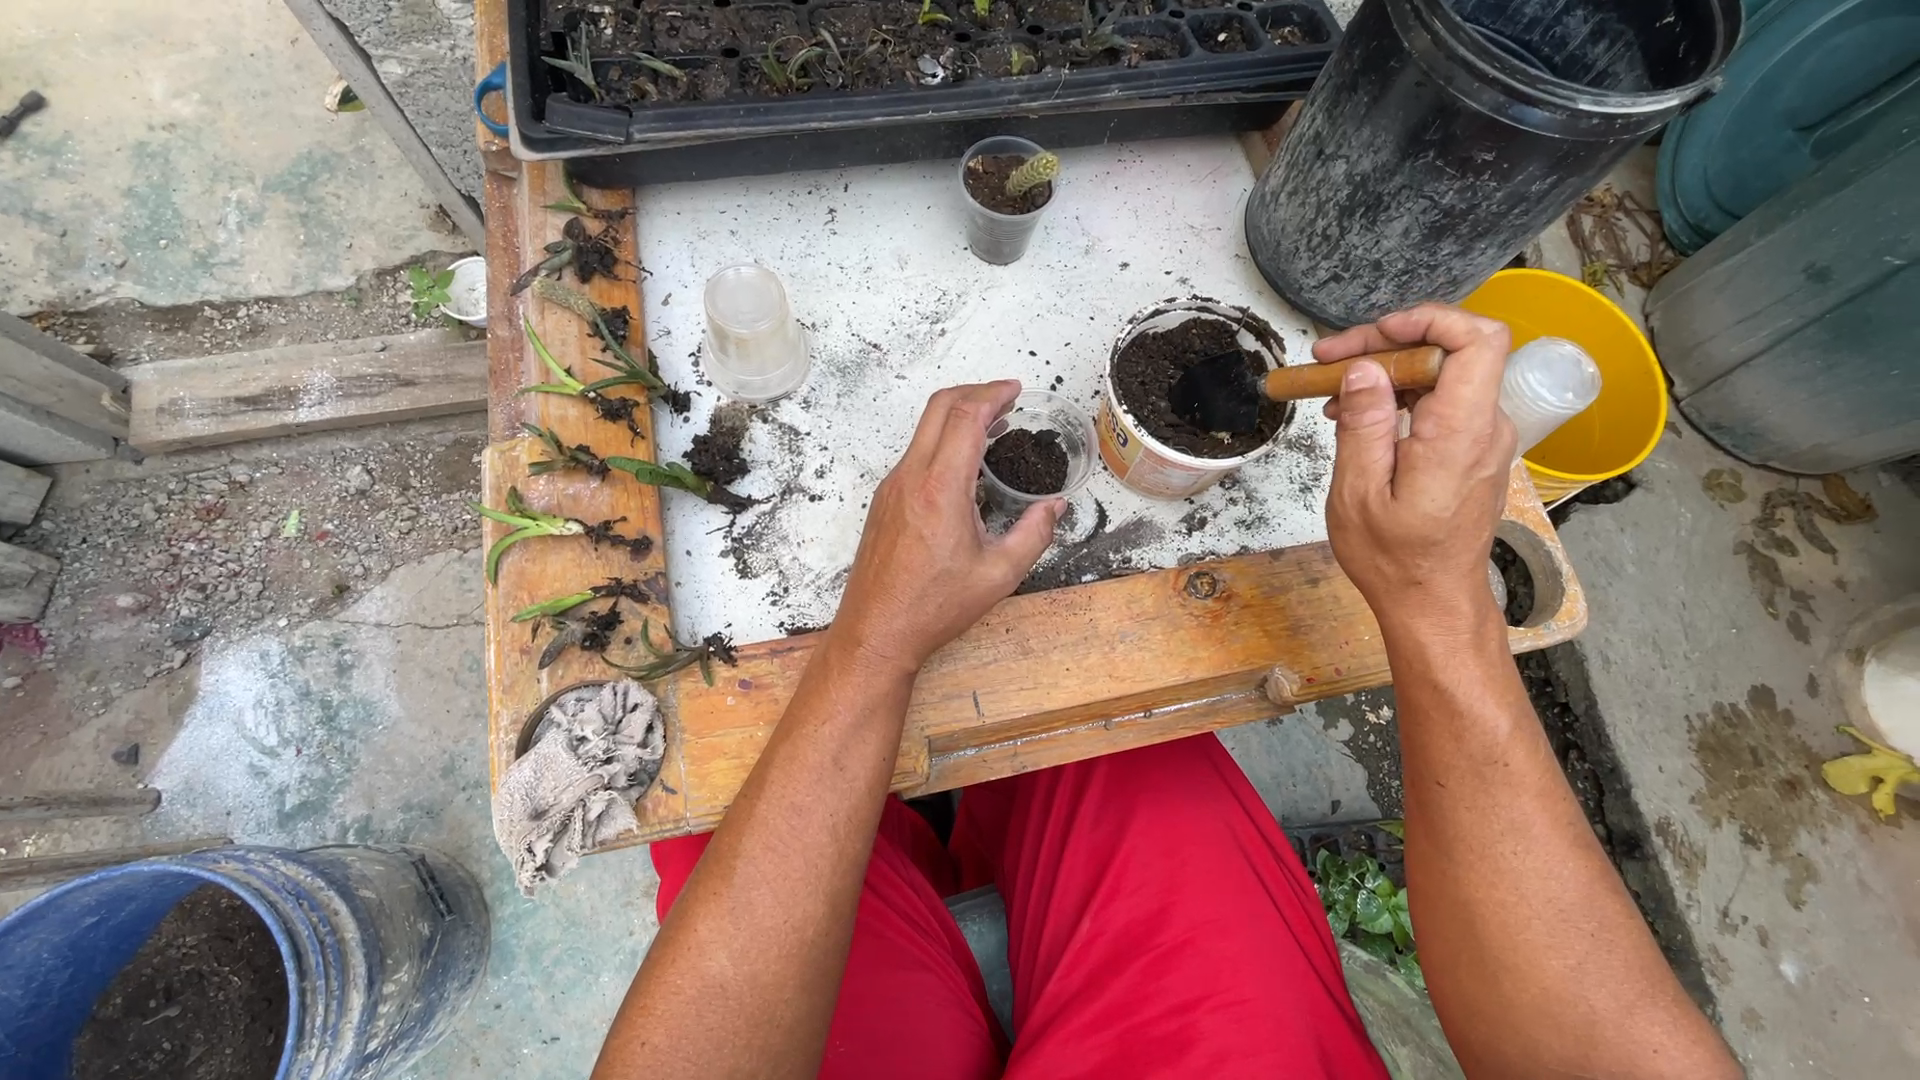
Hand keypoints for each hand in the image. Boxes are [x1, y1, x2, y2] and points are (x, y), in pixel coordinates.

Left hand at [831, 381, 1064, 675]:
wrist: (877, 631)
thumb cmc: (932, 608)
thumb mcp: (999, 575)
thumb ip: (1034, 534)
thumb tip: (1054, 507)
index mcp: (940, 488)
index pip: (966, 416)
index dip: (994, 394)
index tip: (1015, 390)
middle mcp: (910, 478)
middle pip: (939, 407)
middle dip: (975, 392)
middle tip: (1006, 398)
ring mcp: (892, 487)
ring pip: (923, 429)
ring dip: (957, 416)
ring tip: (991, 427)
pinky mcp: (885, 501)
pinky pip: (914, 454)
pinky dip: (941, 441)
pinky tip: (963, 463)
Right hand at [1313, 304, 1516, 635]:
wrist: (1432, 600)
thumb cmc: (1392, 557)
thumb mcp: (1358, 493)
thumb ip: (1364, 426)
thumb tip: (1364, 371)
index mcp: (1459, 432)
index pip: (1477, 340)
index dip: (1429, 319)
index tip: (1374, 333)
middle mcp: (1485, 427)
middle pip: (1451, 353)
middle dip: (1387, 346)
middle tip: (1327, 361)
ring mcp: (1483, 439)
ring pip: (1443, 377)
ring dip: (1387, 373)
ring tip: (1331, 394)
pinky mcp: (1471, 451)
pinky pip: (1441, 404)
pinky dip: (1399, 398)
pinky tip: (1357, 418)